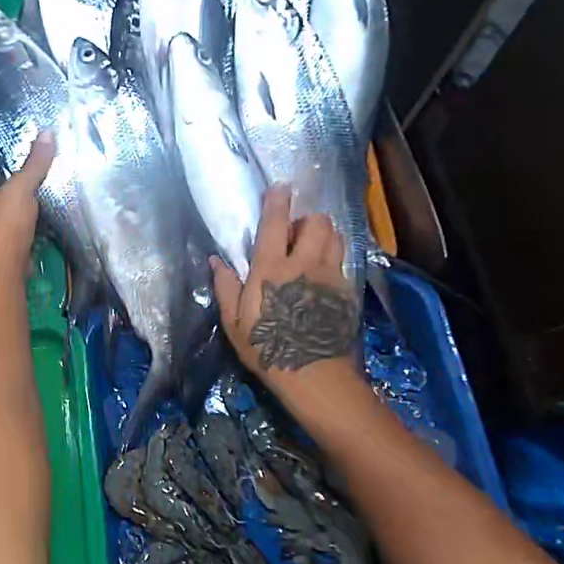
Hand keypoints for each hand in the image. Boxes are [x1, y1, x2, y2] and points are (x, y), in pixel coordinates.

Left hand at [0, 130, 53, 277]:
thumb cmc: (7, 224)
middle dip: (5, 182)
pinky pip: (15, 227)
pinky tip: (42, 217)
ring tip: (38, 190)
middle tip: (27, 170)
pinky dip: (26, 221)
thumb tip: (47, 133)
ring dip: (16, 203)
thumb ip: (34, 164)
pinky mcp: (6, 245)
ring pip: (2, 210)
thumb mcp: (21, 188)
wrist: (8, 268)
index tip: (5, 153)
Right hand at [210, 185, 362, 397]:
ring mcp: (330, 276)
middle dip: (307, 221)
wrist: (313, 374)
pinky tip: (324, 278)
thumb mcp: (235, 323)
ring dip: (324, 236)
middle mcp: (305, 263)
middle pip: (317, 222)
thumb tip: (216, 261)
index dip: (277, 201)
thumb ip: (226, 287)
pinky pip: (343, 263)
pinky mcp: (346, 292)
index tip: (281, 188)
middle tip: (295, 237)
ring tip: (313, 251)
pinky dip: (334, 261)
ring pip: (335, 237)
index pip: (276, 222)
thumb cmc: (267, 349)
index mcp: (272, 268)